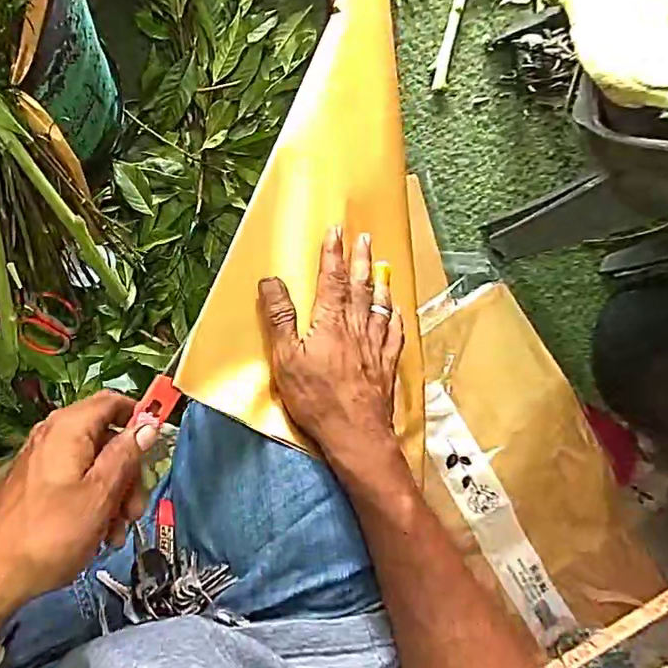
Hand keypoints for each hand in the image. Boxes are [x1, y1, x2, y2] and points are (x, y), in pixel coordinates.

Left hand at [0, 392, 155, 660]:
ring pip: (94, 463)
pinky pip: (75, 480)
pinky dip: (92, 501)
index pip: (113, 401)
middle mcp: (54, 434)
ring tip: (114, 532)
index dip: (140, 417)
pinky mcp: (37, 482)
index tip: (158, 448)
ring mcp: (43, 458)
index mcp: (69, 427)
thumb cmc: (51, 533)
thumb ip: (125, 456)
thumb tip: (147, 426)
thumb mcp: (100, 495)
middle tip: (133, 511)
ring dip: (113, 494)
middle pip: (107, 437)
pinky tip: (97, 534)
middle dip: (129, 472)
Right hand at [258, 227, 406, 478]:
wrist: (356, 434)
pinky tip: (396, 310)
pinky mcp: (385, 365)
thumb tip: (271, 282)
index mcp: (330, 323)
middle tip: (362, 238)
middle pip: (359, 287)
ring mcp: (375, 346)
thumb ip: (279, 318)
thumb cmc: (316, 398)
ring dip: (378, 281)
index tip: (335, 232)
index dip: (332, 254)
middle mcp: (356, 328)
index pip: (332, 280)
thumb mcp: (286, 358)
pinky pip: (394, 333)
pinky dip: (395, 317)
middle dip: (359, 259)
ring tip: (380, 263)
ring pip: (379, 305)